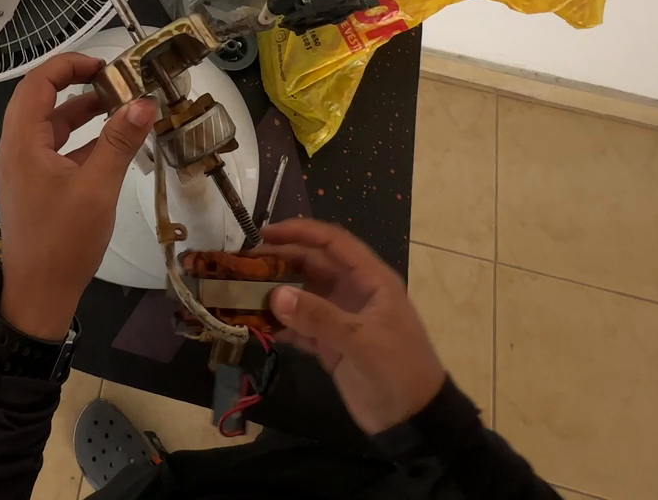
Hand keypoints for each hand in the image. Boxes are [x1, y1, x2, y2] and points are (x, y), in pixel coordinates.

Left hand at [0, 53, 156, 339]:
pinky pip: (55, 147)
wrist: (38, 296)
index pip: (37, 83)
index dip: (68, 66)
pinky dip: (80, 138)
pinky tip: (110, 141)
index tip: (104, 65)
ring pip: (50, 124)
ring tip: (118, 104)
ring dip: (80, 111)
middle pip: (40, 99)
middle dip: (76, 83)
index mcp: (21, 142)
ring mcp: (23, 167)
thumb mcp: (97, 188)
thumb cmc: (63, 241)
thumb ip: (119, 142)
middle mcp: (16, 148)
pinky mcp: (34, 184)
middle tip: (113, 79)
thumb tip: (143, 102)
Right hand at [263, 218, 446, 433]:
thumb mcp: (362, 341)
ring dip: (274, 291)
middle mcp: (353, 291)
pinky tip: (255, 324)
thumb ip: (319, 317)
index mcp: (370, 280)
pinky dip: (278, 323)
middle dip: (278, 261)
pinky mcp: (329, 342)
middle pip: (310, 264)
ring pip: (301, 293)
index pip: (332, 241)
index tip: (265, 233)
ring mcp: (340, 316)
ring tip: (241, 290)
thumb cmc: (399, 372)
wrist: (415, 425)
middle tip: (243, 263)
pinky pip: (298, 324)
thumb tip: (274, 295)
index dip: (300, 231)